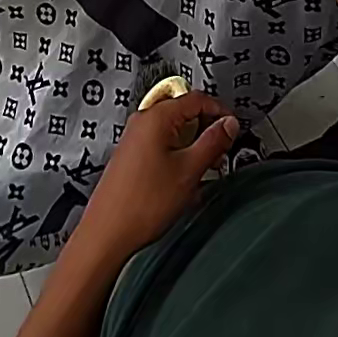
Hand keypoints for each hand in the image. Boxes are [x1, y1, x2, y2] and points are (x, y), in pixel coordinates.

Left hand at [72, 91, 238, 259]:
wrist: (105, 237)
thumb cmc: (140, 205)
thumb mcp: (189, 170)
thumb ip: (214, 141)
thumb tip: (229, 124)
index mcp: (157, 117)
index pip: (198, 99)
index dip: (220, 111)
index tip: (232, 128)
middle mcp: (143, 122)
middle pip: (186, 113)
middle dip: (207, 131)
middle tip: (220, 151)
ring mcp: (134, 139)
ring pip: (174, 131)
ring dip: (193, 146)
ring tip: (203, 171)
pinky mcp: (130, 157)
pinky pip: (162, 145)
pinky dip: (178, 156)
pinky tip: (183, 181)